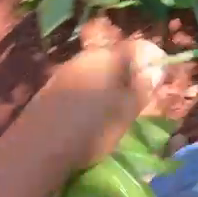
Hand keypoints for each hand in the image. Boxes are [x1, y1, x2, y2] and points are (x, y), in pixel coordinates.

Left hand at [12, 40, 165, 174]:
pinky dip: (92, 94)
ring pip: (97, 71)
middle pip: (116, 58)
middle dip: (131, 73)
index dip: (153, 60)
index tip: (161, 80)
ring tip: (117, 110)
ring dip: (111, 84)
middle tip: (141, 98)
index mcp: (108, 56)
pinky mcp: (51, 89)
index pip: (138, 48)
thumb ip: (142, 88)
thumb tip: (155, 69)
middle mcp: (86, 57)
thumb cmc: (90, 128)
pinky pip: (81, 83)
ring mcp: (66, 71)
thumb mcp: (125, 111)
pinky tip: (90, 115)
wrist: (36, 148)